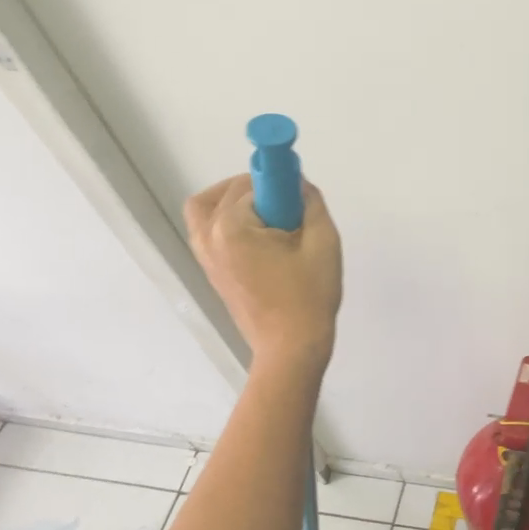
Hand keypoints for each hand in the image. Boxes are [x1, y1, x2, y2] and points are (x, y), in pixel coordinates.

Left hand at [184, 175, 342, 369]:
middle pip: (227, 192)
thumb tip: (298, 185)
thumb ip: (310, 203)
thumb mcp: (323, 243)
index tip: (297, 191)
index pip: (251, 184)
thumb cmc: (309, 296)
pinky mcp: (212, 272)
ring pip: (208, 209)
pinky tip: (262, 238)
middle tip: (290, 210)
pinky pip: (210, 231)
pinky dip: (228, 222)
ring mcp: (205, 257)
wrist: (291, 347)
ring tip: (270, 217)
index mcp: (230, 227)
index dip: (277, 181)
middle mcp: (208, 238)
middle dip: (259, 191)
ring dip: (236, 202)